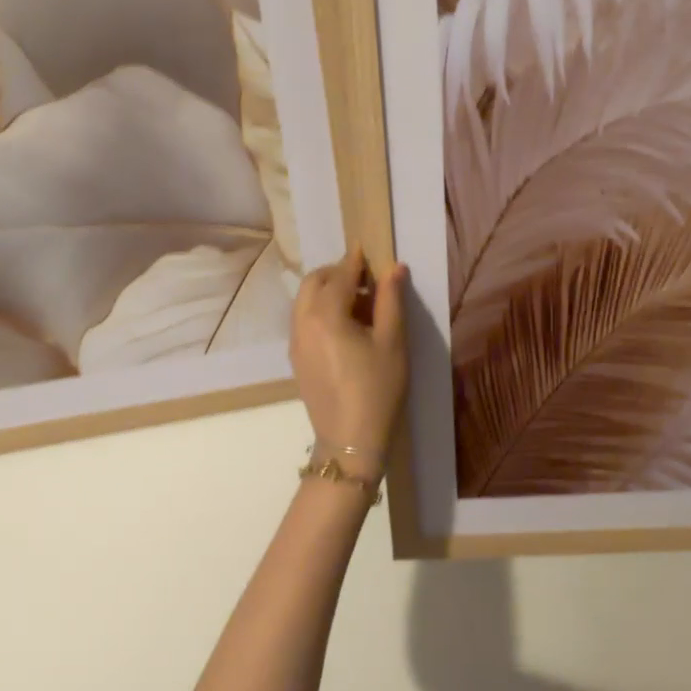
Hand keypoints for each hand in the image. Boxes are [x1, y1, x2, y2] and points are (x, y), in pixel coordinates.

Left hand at [290, 248, 408, 470]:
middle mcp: (302, 323)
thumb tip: (394, 267)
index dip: (355, 261)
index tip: (367, 249)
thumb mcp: (392, 343)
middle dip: (336, 273)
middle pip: (313, 283)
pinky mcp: (296, 360)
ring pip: (304, 303)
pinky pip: (303, 322)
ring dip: (326, 292)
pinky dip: (319, 312)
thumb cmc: (378, 389)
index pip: (340, 275)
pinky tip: (345, 329)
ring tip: (358, 304)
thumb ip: (391, 301)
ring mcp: (295, 343)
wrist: (350, 441)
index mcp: (325, 314)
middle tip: (365, 280)